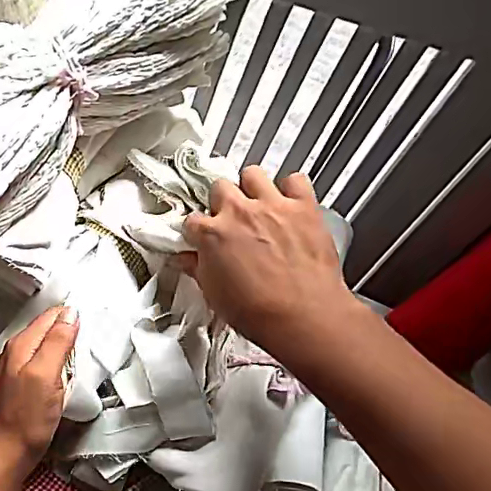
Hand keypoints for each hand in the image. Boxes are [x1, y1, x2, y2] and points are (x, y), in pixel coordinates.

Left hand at [0, 305, 78, 468]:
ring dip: (66, 347)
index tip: (93, 320)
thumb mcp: (45, 375)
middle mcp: (16, 353)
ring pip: (47, 347)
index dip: (73, 315)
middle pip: (48, 329)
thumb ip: (57, 342)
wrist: (6, 453)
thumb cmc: (25, 419)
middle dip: (70, 328)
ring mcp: (18, 370)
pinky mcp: (23, 386)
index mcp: (21, 344)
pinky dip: (59, 365)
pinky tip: (68, 374)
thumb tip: (70, 314)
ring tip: (85, 354)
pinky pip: (44, 365)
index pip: (51, 316)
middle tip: (94, 336)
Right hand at [177, 166, 358, 363]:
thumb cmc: (260, 311)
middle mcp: (240, 213)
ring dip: (251, 187)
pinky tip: (288, 201)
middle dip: (221, 203)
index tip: (201, 239)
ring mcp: (272, 206)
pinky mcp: (302, 207)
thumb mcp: (214, 294)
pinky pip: (295, 180)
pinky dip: (291, 188)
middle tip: (229, 220)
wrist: (302, 316)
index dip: (196, 232)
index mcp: (212, 234)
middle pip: (219, 188)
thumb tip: (188, 261)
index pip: (192, 221)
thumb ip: (198, 269)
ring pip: (252, 174)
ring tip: (256, 203)